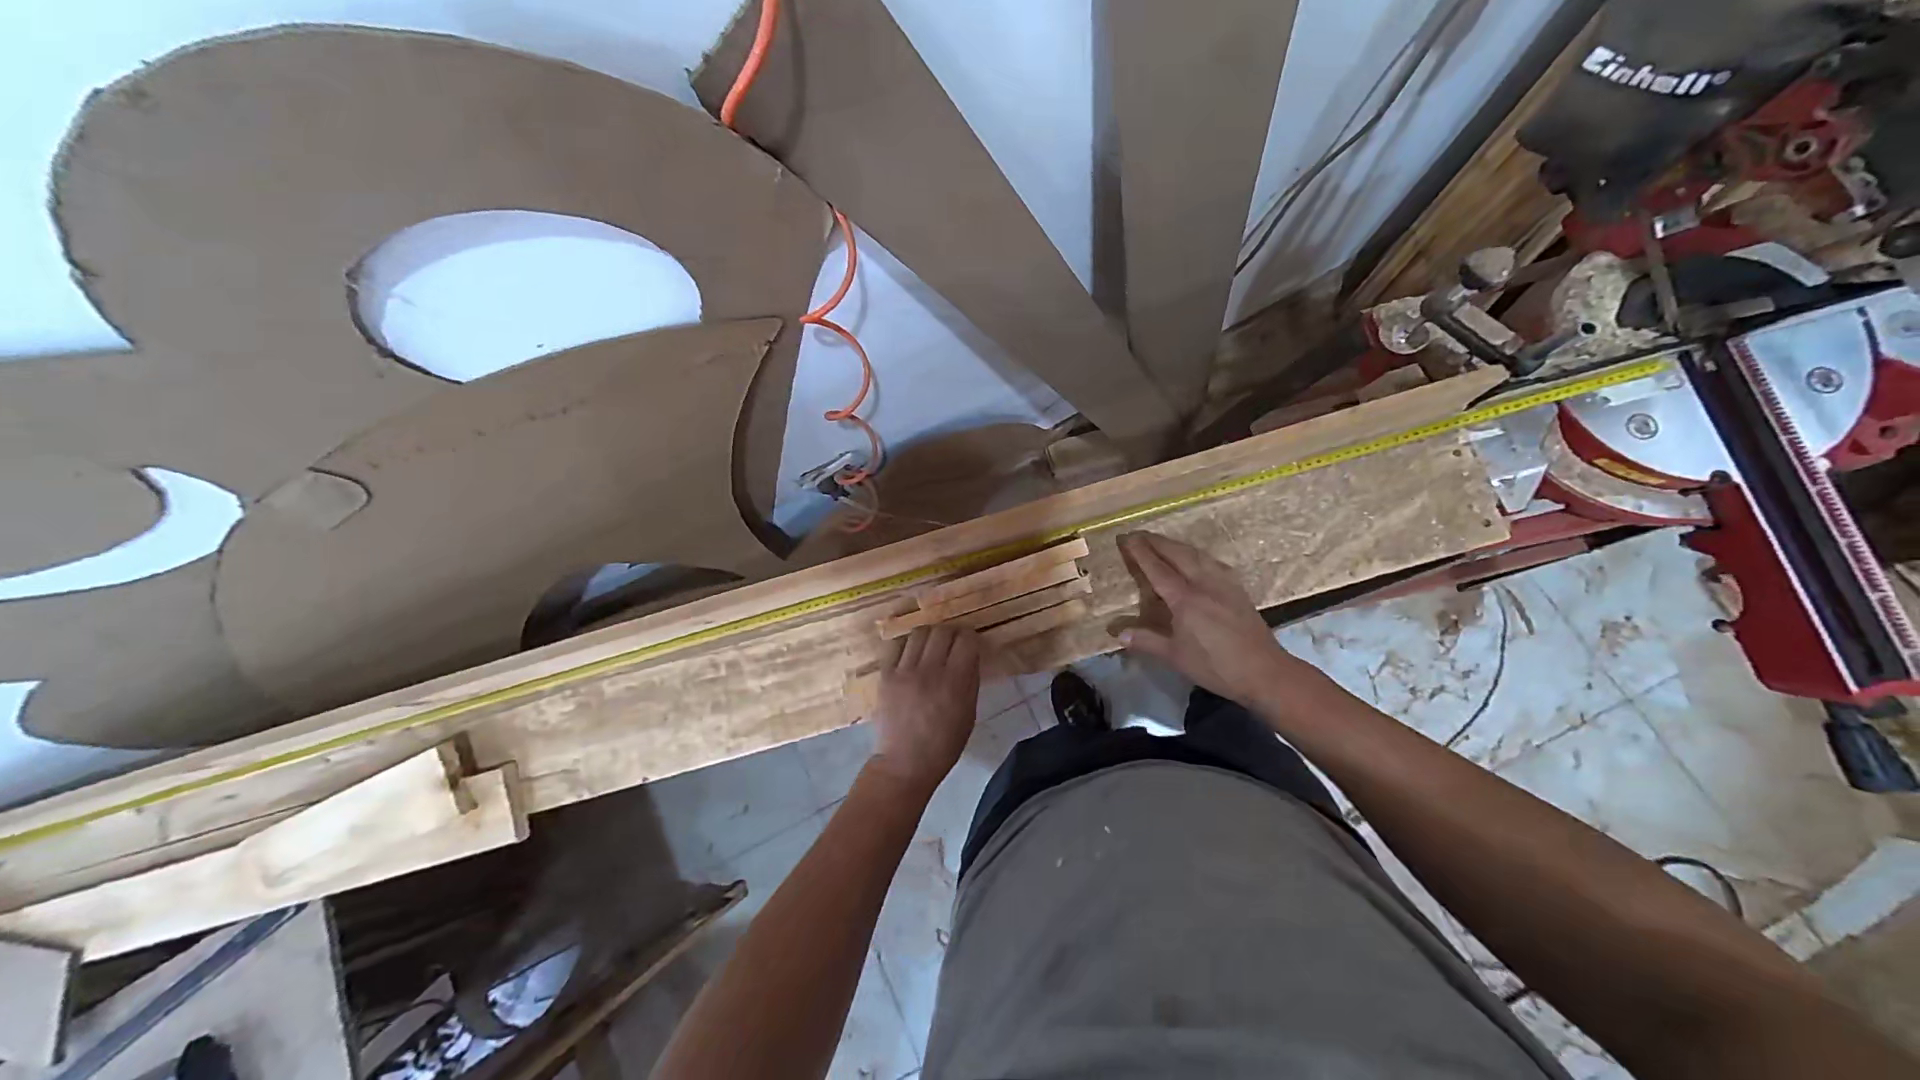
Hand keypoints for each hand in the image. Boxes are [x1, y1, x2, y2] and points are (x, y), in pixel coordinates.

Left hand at [869, 625, 981, 791]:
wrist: (905, 763)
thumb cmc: (944, 744)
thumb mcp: (969, 713)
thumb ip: (970, 680)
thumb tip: (969, 655)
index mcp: (955, 682)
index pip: (966, 640)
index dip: (970, 637)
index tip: (970, 643)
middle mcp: (930, 671)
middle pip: (942, 631)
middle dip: (951, 633)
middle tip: (952, 643)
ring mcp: (905, 671)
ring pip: (919, 633)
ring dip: (929, 635)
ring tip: (931, 646)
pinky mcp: (885, 675)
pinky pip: (896, 645)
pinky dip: (906, 644)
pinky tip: (911, 653)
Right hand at [1115, 531, 1307, 704]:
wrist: (1263, 671)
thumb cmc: (1215, 666)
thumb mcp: (1175, 657)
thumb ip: (1147, 641)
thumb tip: (1120, 634)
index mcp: (1185, 599)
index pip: (1157, 569)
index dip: (1140, 552)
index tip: (1126, 538)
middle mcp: (1204, 584)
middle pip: (1177, 554)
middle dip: (1156, 541)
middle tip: (1138, 534)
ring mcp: (1224, 584)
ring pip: (1197, 554)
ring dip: (1176, 544)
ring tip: (1162, 541)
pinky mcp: (1237, 589)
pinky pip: (1213, 562)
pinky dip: (1197, 554)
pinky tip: (1196, 558)